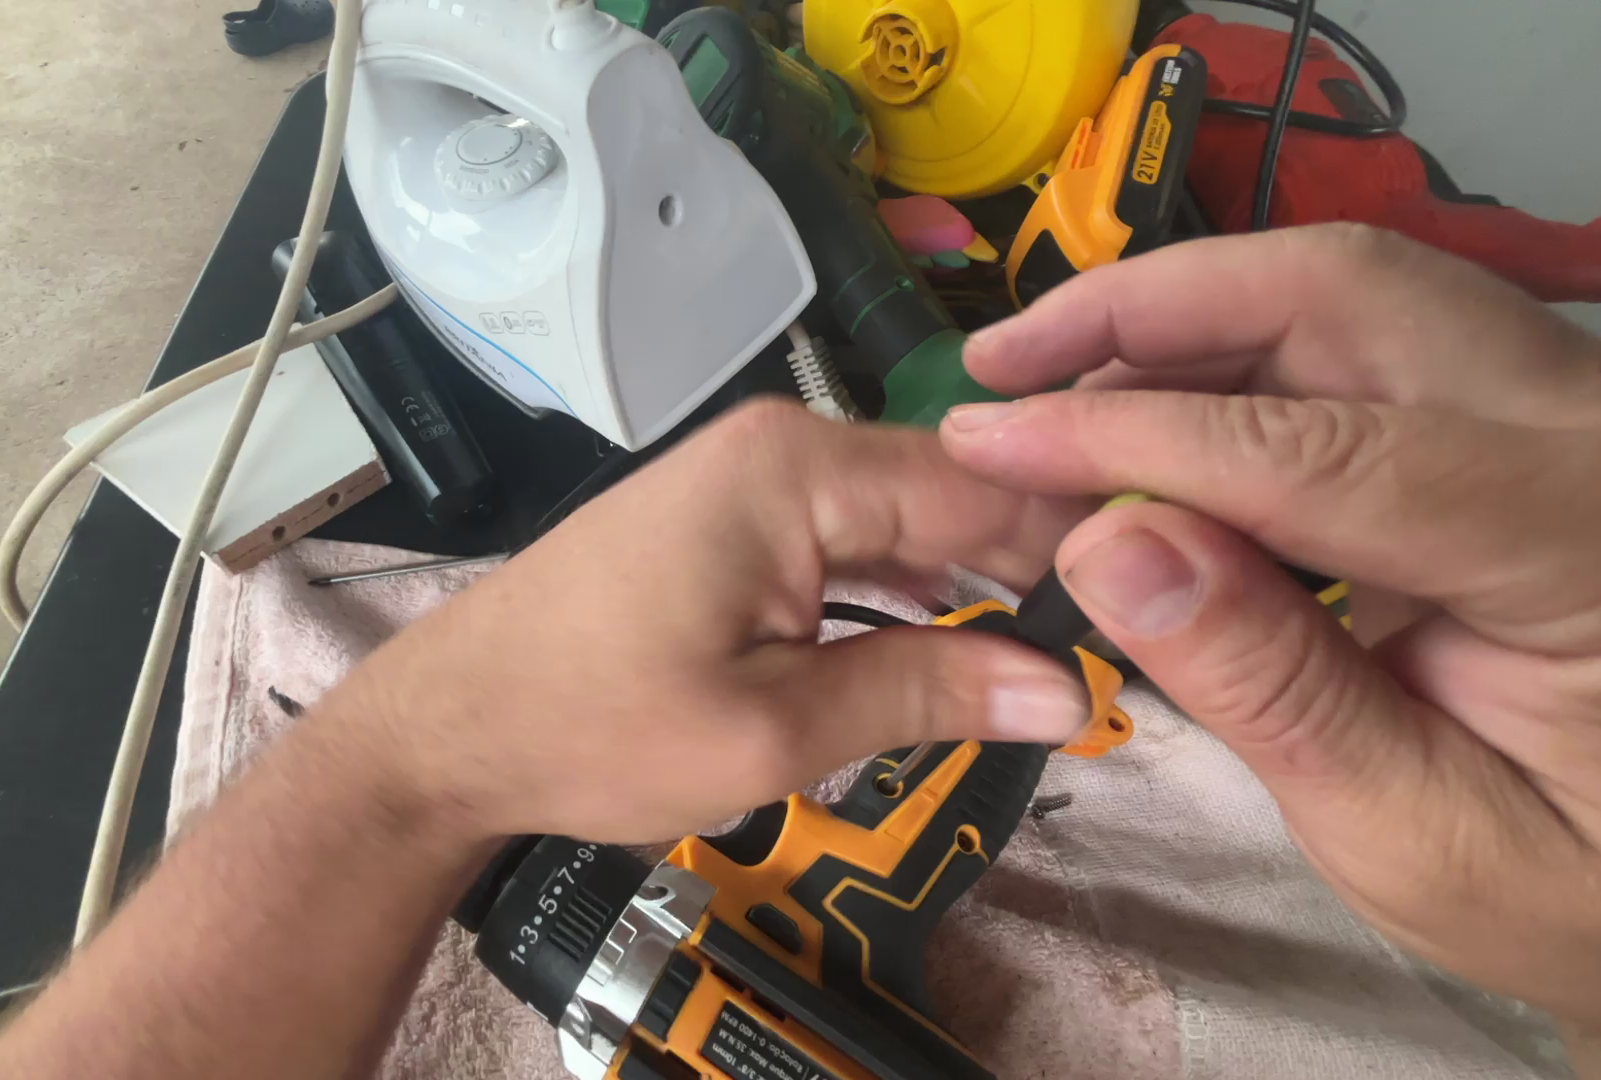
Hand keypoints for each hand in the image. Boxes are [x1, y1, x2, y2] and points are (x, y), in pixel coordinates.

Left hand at [321, 401, 1090, 846]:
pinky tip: (943, 626)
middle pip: (939, 493)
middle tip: (1113, 637)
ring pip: (892, 519)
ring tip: (1051, 640)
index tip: (1147, 602)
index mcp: (795, 469)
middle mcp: (777, 446)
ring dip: (960, 578)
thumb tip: (1065, 692)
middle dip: (1021, 564)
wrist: (452, 723)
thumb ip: (922, 691)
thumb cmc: (595, 726)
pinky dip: (892, 585)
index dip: (1070, 543)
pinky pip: (838, 539)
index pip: (978, 485)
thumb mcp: (770, 729)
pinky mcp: (725, 518)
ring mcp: (746, 477)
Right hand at [939, 225, 1600, 1049]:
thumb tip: (1105, 545)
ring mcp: (1567, 402)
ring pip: (1328, 295)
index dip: (1122, 434)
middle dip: (1136, 307)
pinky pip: (1332, 345)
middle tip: (999, 355)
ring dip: (1158, 325)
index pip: (1312, 449)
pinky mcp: (1510, 413)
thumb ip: (1265, 685)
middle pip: (1336, 290)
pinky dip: (1200, 361)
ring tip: (1037, 383)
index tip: (981, 438)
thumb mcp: (1425, 838)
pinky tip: (1122, 411)